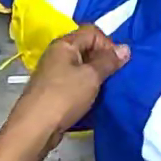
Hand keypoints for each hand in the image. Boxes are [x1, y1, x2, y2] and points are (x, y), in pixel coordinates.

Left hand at [8, 25, 129, 145]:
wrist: (35, 128)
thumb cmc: (64, 96)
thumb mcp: (92, 76)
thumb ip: (109, 61)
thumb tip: (125, 49)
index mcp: (64, 45)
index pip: (92, 32)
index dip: (108, 43)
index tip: (117, 62)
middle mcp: (57, 55)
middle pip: (87, 48)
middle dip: (104, 59)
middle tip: (115, 75)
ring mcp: (54, 74)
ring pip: (82, 67)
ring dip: (97, 75)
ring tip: (107, 88)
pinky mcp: (54, 91)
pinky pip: (76, 82)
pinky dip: (88, 87)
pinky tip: (95, 98)